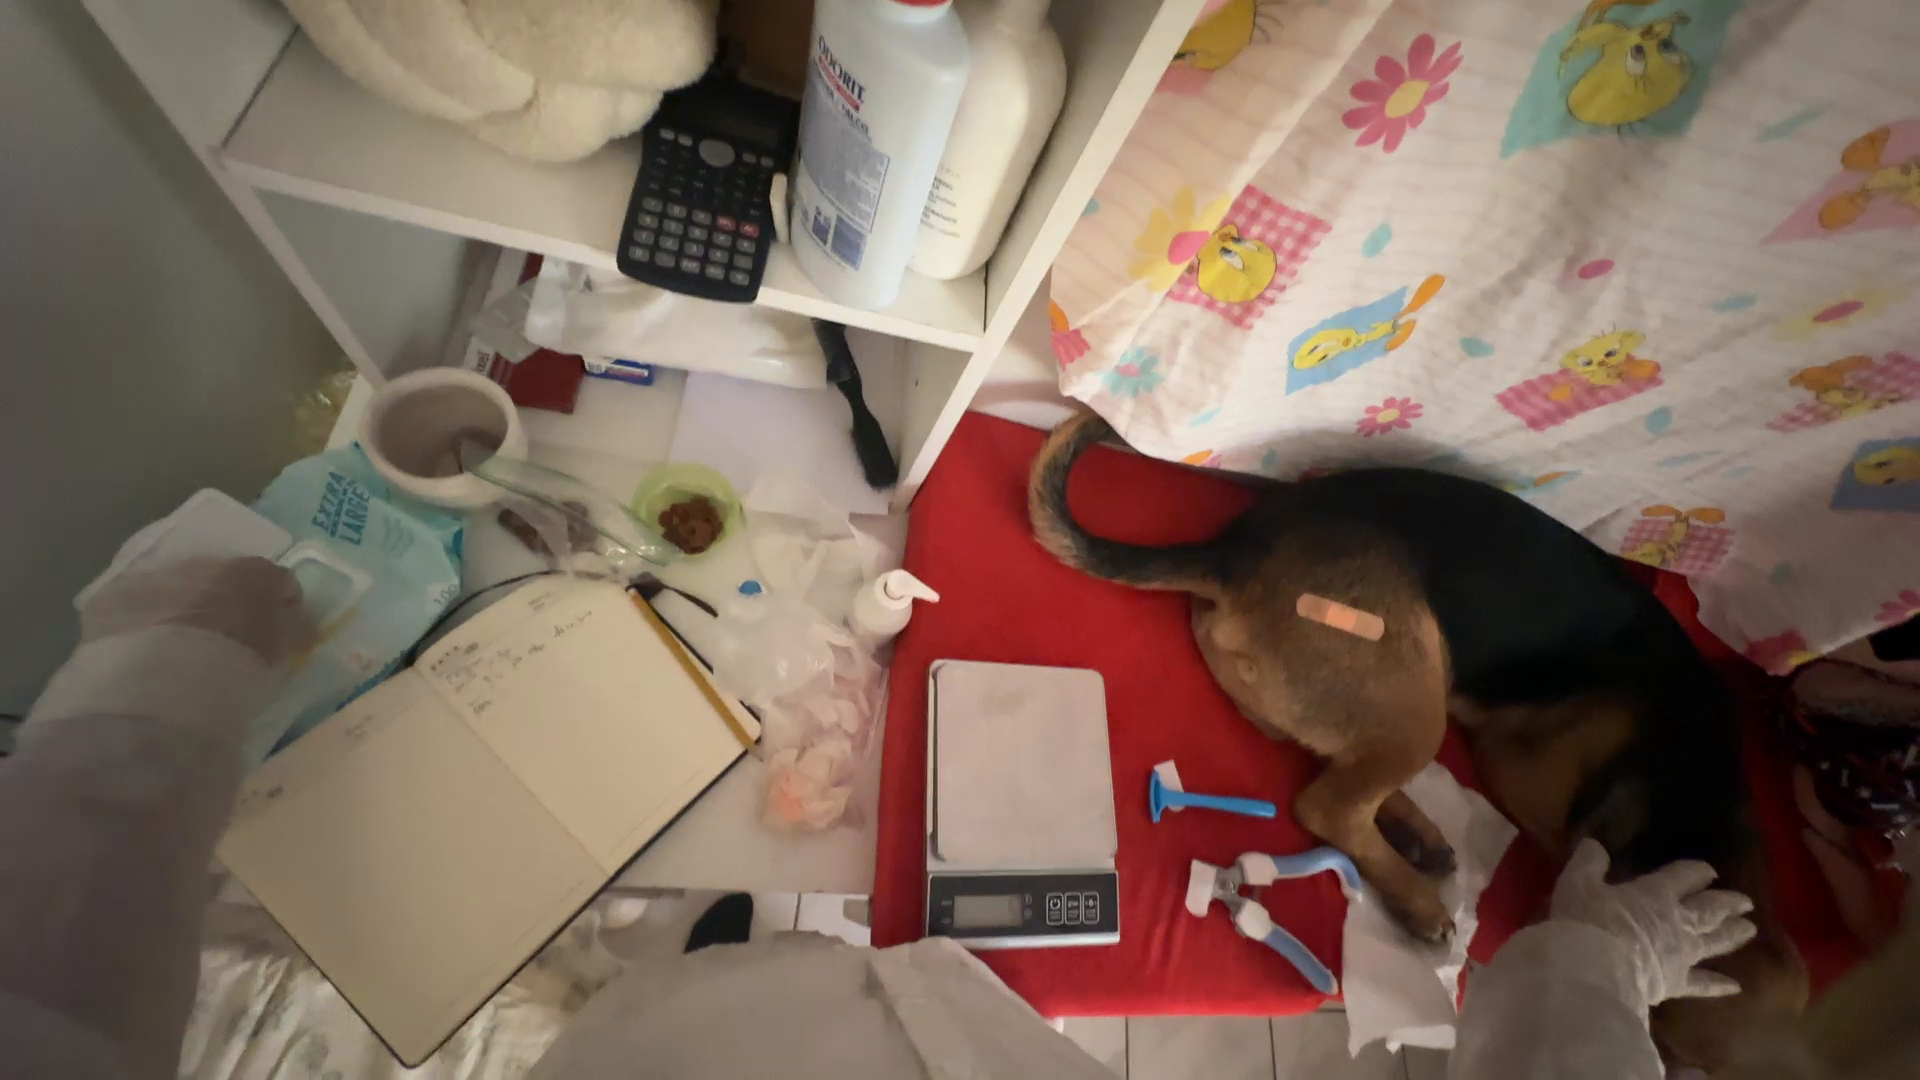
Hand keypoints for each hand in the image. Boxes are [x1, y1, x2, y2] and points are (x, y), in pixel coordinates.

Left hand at [80, 556, 316, 665]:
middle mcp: (206, 562)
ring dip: (187, 602)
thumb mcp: (283, 646)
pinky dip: (147, 614)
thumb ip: (295, 627)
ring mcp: (155, 575)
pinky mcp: (111, 596)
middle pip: (226, 576)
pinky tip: (149, 640)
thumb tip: (299, 622)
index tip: (281, 626)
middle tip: (231, 629)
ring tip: (186, 637)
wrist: (158, 677)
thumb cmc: (237, 658)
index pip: (280, 580)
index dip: (282, 603)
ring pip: (180, 584)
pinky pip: (137, 600)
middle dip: (231, 596)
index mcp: (255, 571)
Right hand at [1550, 839, 1756, 1007]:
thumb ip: (1588, 862)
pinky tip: (1735, 986)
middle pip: (1709, 911)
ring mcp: (1683, 955)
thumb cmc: (1586, 917)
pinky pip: (1703, 983)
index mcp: (1654, 895)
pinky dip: (1719, 984)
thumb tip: (1594, 843)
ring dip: (1733, 936)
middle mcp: (1678, 923)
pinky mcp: (1678, 981)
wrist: (1596, 964)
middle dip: (1726, 904)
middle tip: (1746, 902)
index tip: (1708, 870)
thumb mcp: (1577, 881)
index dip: (1695, 872)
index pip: (1681, 878)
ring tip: (1750, 929)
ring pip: (1715, 942)